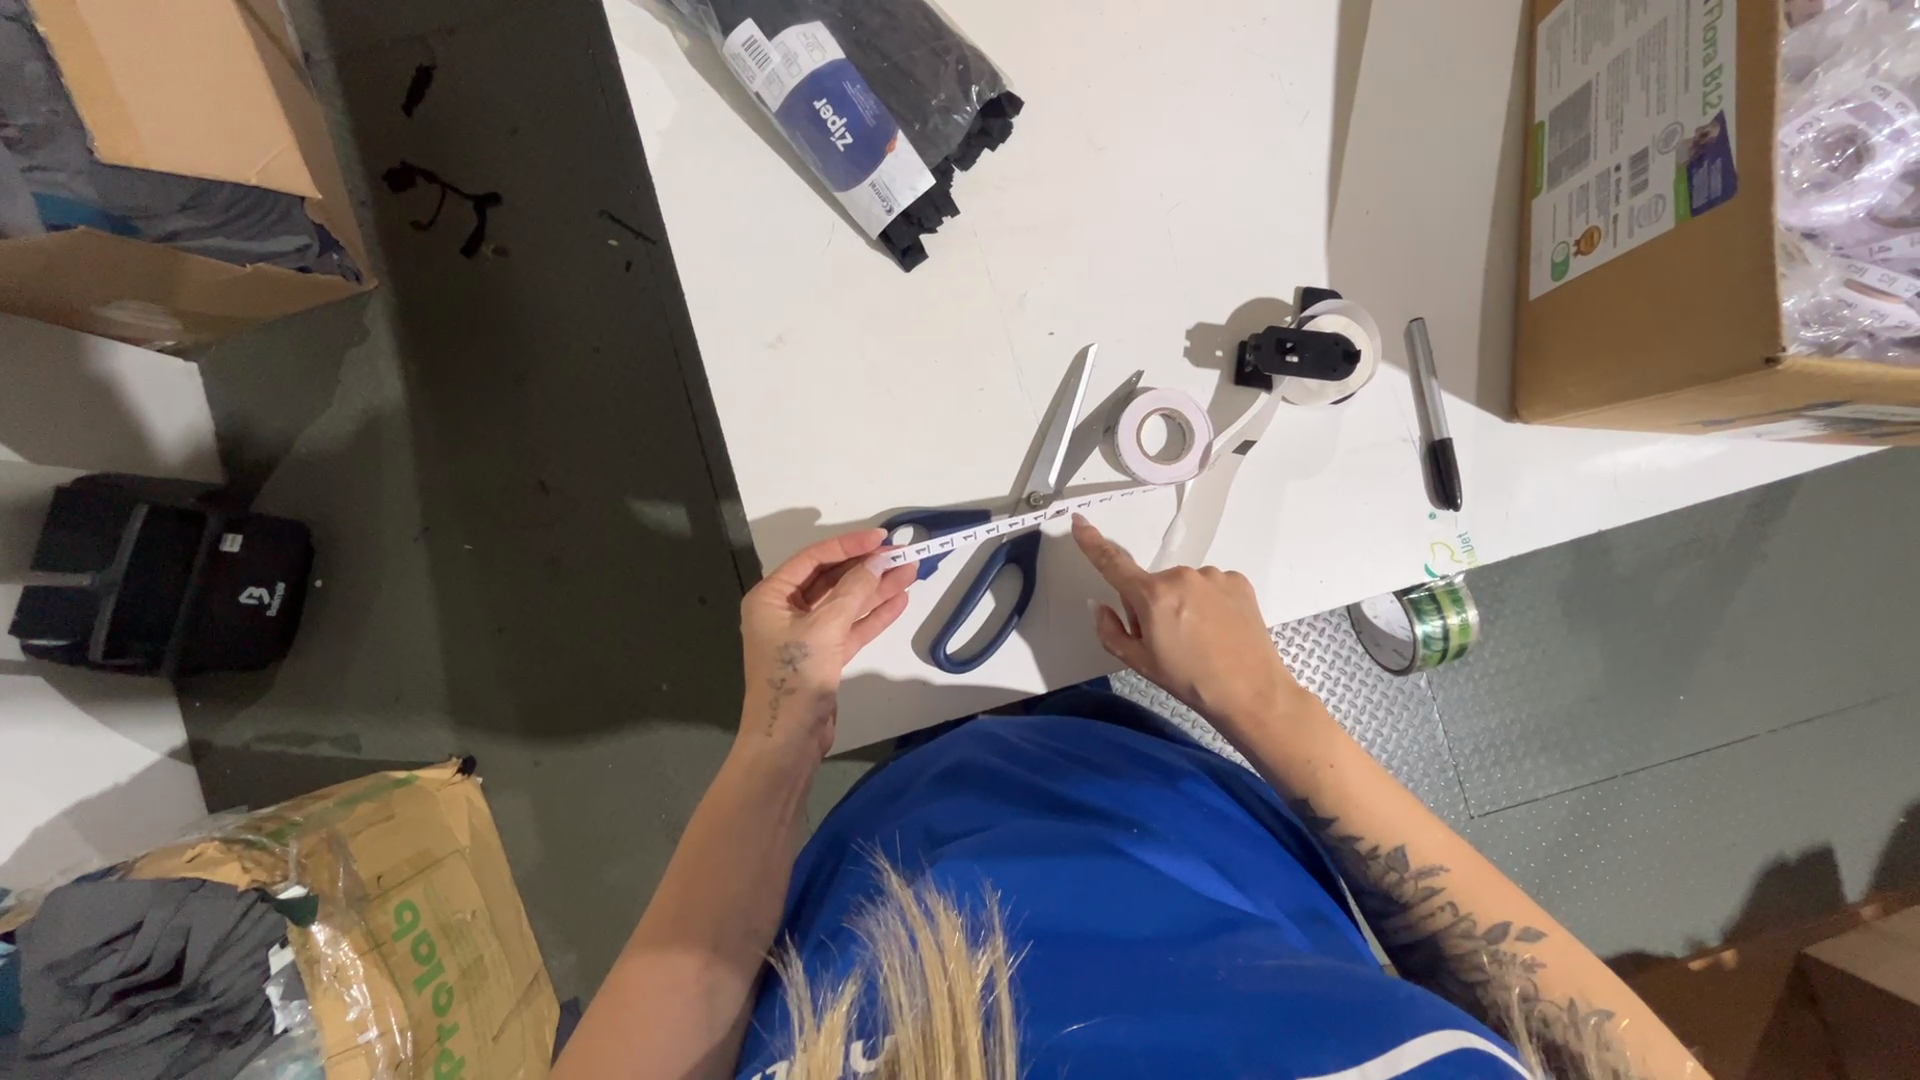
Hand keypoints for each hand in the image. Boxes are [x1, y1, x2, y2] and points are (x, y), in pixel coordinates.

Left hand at [739, 528, 917, 759]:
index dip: (849, 545)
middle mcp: (785, 610)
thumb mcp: (824, 628)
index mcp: (771, 597)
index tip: (881, 538)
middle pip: (831, 579)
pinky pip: (851, 627)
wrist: (788, 740)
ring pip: (846, 603)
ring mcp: (806, 634)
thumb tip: (878, 561)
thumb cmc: (795, 676)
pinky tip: (899, 601)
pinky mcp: (824, 656)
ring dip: (876, 590)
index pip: (814, 559)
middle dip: (867, 568)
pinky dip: (873, 615)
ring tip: (910, 573)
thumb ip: (854, 591)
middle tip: (902, 555)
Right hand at [1072, 514, 1302, 731]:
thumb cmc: (1188, 680)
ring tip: (1200, 639)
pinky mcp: (1238, 580)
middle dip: (1152, 606)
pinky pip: (1210, 587)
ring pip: (1183, 586)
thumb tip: (1101, 605)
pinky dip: (1210, 603)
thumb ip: (1110, 630)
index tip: (1078, 521)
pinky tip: (1219, 629)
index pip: (1113, 563)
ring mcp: (1212, 576)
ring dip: (1183, 604)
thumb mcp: (1138, 662)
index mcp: (1152, 596)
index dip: (1092, 542)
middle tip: (1169, 641)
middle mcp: (1181, 576)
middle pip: (1152, 586)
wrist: (1251, 692)